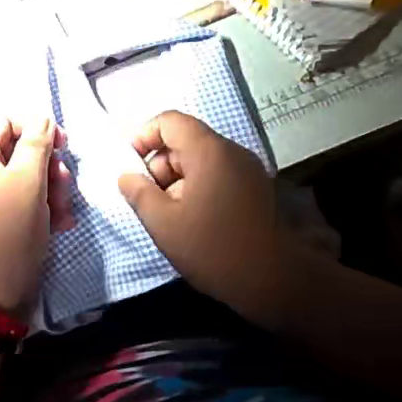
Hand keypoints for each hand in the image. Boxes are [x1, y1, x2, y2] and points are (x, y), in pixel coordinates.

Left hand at [0, 117, 73, 312]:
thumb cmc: (8, 233)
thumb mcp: (27, 183)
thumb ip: (37, 145)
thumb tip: (42, 118)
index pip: (2, 121)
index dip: (35, 127)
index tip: (63, 144)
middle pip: (17, 149)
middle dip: (47, 164)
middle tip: (64, 183)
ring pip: (26, 176)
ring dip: (52, 188)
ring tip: (63, 210)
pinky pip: (24, 201)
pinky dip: (44, 207)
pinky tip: (61, 224)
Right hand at [117, 111, 291, 315]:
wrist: (274, 280)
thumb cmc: (213, 249)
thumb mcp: (164, 224)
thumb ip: (139, 193)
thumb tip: (127, 176)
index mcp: (209, 151)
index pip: (170, 121)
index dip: (144, 136)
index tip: (130, 166)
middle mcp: (233, 152)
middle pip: (186, 141)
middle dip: (160, 166)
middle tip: (150, 202)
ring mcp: (249, 170)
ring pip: (202, 162)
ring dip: (179, 182)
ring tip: (171, 217)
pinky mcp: (258, 190)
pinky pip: (220, 177)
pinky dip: (200, 190)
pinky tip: (194, 222)